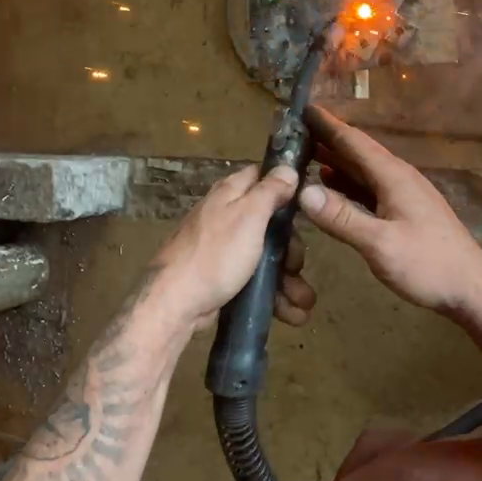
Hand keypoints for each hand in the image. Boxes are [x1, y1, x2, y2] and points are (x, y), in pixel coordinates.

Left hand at [145, 165, 318, 333]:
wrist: (175, 302)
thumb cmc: (216, 254)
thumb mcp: (248, 216)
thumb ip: (269, 191)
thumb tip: (288, 167)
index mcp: (230, 193)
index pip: (263, 177)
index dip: (286, 187)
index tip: (306, 208)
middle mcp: (227, 215)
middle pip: (270, 223)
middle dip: (290, 248)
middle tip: (296, 266)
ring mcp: (225, 248)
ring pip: (266, 256)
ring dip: (288, 279)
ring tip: (303, 302)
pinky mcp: (224, 277)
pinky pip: (255, 280)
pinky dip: (273, 294)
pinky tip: (292, 313)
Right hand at [298, 105, 481, 316]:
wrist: (472, 290)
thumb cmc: (428, 264)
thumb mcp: (380, 244)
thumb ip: (342, 218)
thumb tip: (303, 191)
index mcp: (392, 175)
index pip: (353, 141)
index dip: (327, 124)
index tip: (302, 108)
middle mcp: (397, 177)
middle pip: (357, 151)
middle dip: (326, 139)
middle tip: (293, 132)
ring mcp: (403, 194)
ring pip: (363, 169)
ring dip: (335, 160)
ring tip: (304, 154)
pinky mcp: (405, 211)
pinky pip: (369, 187)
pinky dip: (347, 182)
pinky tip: (331, 185)